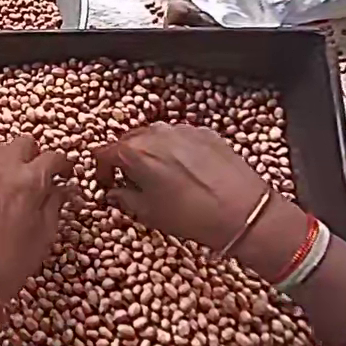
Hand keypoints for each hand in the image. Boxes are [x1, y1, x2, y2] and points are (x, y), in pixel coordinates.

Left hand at [0, 136, 72, 304]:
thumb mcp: (45, 234)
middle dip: (35, 155)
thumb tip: (62, 187)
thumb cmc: (10, 262)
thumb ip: (55, 203)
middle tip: (41, 175)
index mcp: (27, 181)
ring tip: (18, 186)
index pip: (52, 156)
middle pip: (23, 143)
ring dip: (12, 161)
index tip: (66, 173)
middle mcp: (0, 170)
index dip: (63, 164)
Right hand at [91, 123, 269, 251]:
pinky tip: (184, 172)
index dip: (101, 170)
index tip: (107, 183)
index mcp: (134, 152)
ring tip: (161, 177)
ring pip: (154, 137)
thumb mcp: (148, 212)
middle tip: (131, 182)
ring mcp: (182, 131)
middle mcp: (155, 134)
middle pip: (128, 141)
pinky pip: (179, 138)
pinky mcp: (205, 133)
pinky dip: (175, 151)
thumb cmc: (193, 215)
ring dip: (151, 153)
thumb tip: (115, 192)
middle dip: (125, 160)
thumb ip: (124, 197)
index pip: (104, 152)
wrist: (244, 213)